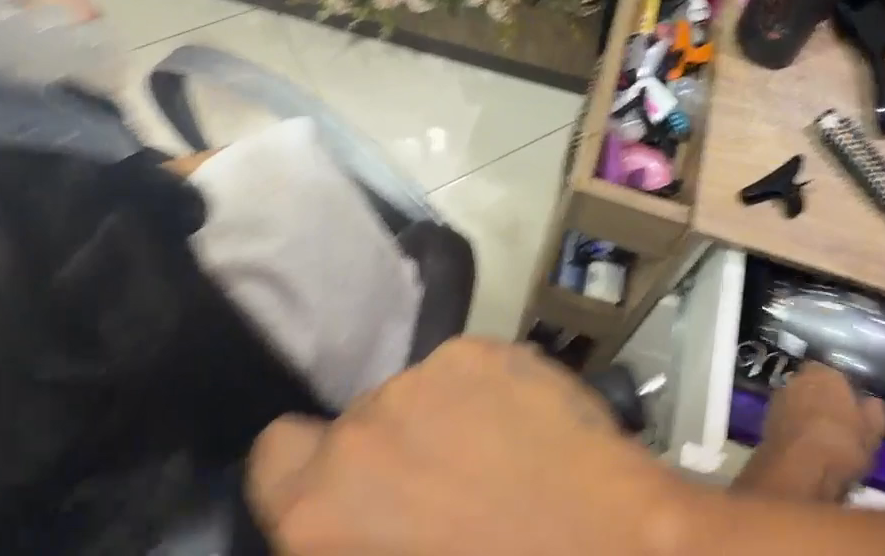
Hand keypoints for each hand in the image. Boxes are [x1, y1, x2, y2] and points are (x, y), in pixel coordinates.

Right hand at [248, 338, 696, 555]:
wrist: (611, 549)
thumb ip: (353, 534)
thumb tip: (361, 516)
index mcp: (323, 504)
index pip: (274, 453)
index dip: (303, 473)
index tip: (346, 497)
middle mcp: (364, 424)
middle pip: (357, 424)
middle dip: (389, 454)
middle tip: (443, 491)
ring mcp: (429, 376)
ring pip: (417, 394)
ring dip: (441, 421)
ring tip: (498, 462)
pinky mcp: (486, 348)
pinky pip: (469, 372)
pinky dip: (488, 395)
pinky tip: (529, 431)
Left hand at [733, 363, 884, 502]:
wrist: (797, 471)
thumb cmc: (841, 443)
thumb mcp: (873, 430)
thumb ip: (875, 411)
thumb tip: (872, 404)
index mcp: (822, 370)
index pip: (838, 377)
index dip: (849, 397)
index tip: (858, 417)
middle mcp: (794, 377)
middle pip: (816, 391)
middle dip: (826, 407)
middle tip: (843, 434)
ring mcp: (776, 400)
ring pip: (800, 409)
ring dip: (809, 423)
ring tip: (827, 451)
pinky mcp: (765, 425)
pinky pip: (789, 428)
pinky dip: (797, 438)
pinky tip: (809, 458)